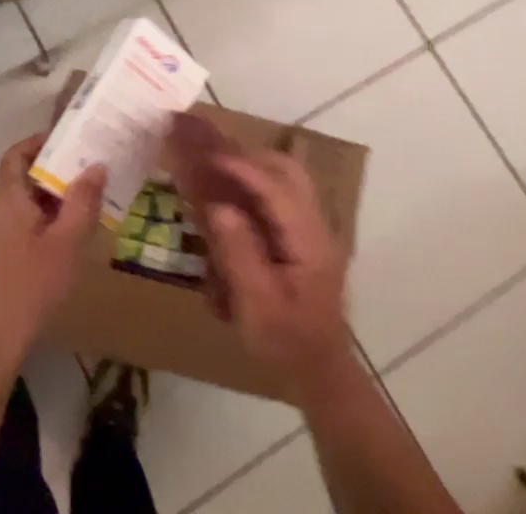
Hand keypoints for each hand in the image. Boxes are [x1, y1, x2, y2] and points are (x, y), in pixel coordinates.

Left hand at [0, 136, 106, 369]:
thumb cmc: (33, 283)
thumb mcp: (68, 240)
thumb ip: (82, 200)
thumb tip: (96, 165)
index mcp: (8, 198)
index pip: (17, 153)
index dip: (40, 140)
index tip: (71, 138)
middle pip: (23, 174)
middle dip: (56, 166)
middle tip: (91, 164)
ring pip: (27, 199)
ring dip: (55, 193)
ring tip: (90, 194)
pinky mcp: (3, 253)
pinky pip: (27, 220)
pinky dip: (49, 215)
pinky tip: (75, 230)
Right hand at [166, 114, 353, 399]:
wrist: (318, 372)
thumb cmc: (285, 342)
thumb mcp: (257, 303)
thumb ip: (238, 252)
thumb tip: (219, 208)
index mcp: (308, 240)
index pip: (275, 187)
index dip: (240, 167)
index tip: (207, 154)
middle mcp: (315, 226)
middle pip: (288, 171)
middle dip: (248, 157)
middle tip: (209, 157)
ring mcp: (312, 232)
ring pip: (286, 181)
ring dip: (252, 170)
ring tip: (216, 170)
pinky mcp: (302, 241)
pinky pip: (280, 200)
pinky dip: (255, 189)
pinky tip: (229, 199)